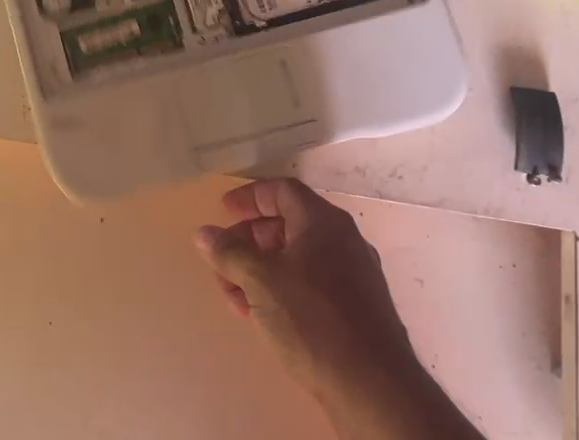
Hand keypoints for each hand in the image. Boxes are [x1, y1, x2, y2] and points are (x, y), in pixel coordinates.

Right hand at [196, 179, 483, 439]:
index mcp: (323, 222)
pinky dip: (283, 289)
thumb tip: (204, 234)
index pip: (282, 190)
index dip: (249, 196)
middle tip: (223, 263)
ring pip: (297, 258)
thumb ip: (229, 253)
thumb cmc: (313, 320)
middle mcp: (344, 240)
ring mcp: (355, 275)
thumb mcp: (260, 282)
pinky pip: (312, 284)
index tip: (223, 211)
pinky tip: (263, 317)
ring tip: (236, 297)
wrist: (374, 388)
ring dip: (261, 270)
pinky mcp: (358, 308)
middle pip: (288, 224)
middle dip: (249, 241)